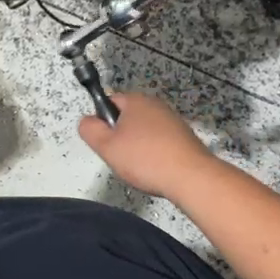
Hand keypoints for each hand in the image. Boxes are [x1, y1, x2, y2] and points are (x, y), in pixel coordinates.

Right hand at [78, 92, 217, 198]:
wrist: (192, 177)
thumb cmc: (145, 159)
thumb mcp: (106, 146)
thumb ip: (89, 130)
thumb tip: (87, 121)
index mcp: (135, 100)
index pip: (109, 101)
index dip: (103, 122)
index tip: (107, 143)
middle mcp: (155, 104)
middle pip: (128, 117)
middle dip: (122, 136)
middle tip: (121, 157)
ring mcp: (173, 120)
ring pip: (145, 131)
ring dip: (140, 146)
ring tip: (141, 167)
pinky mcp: (185, 137)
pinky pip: (161, 142)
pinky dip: (156, 154)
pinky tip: (157, 170)